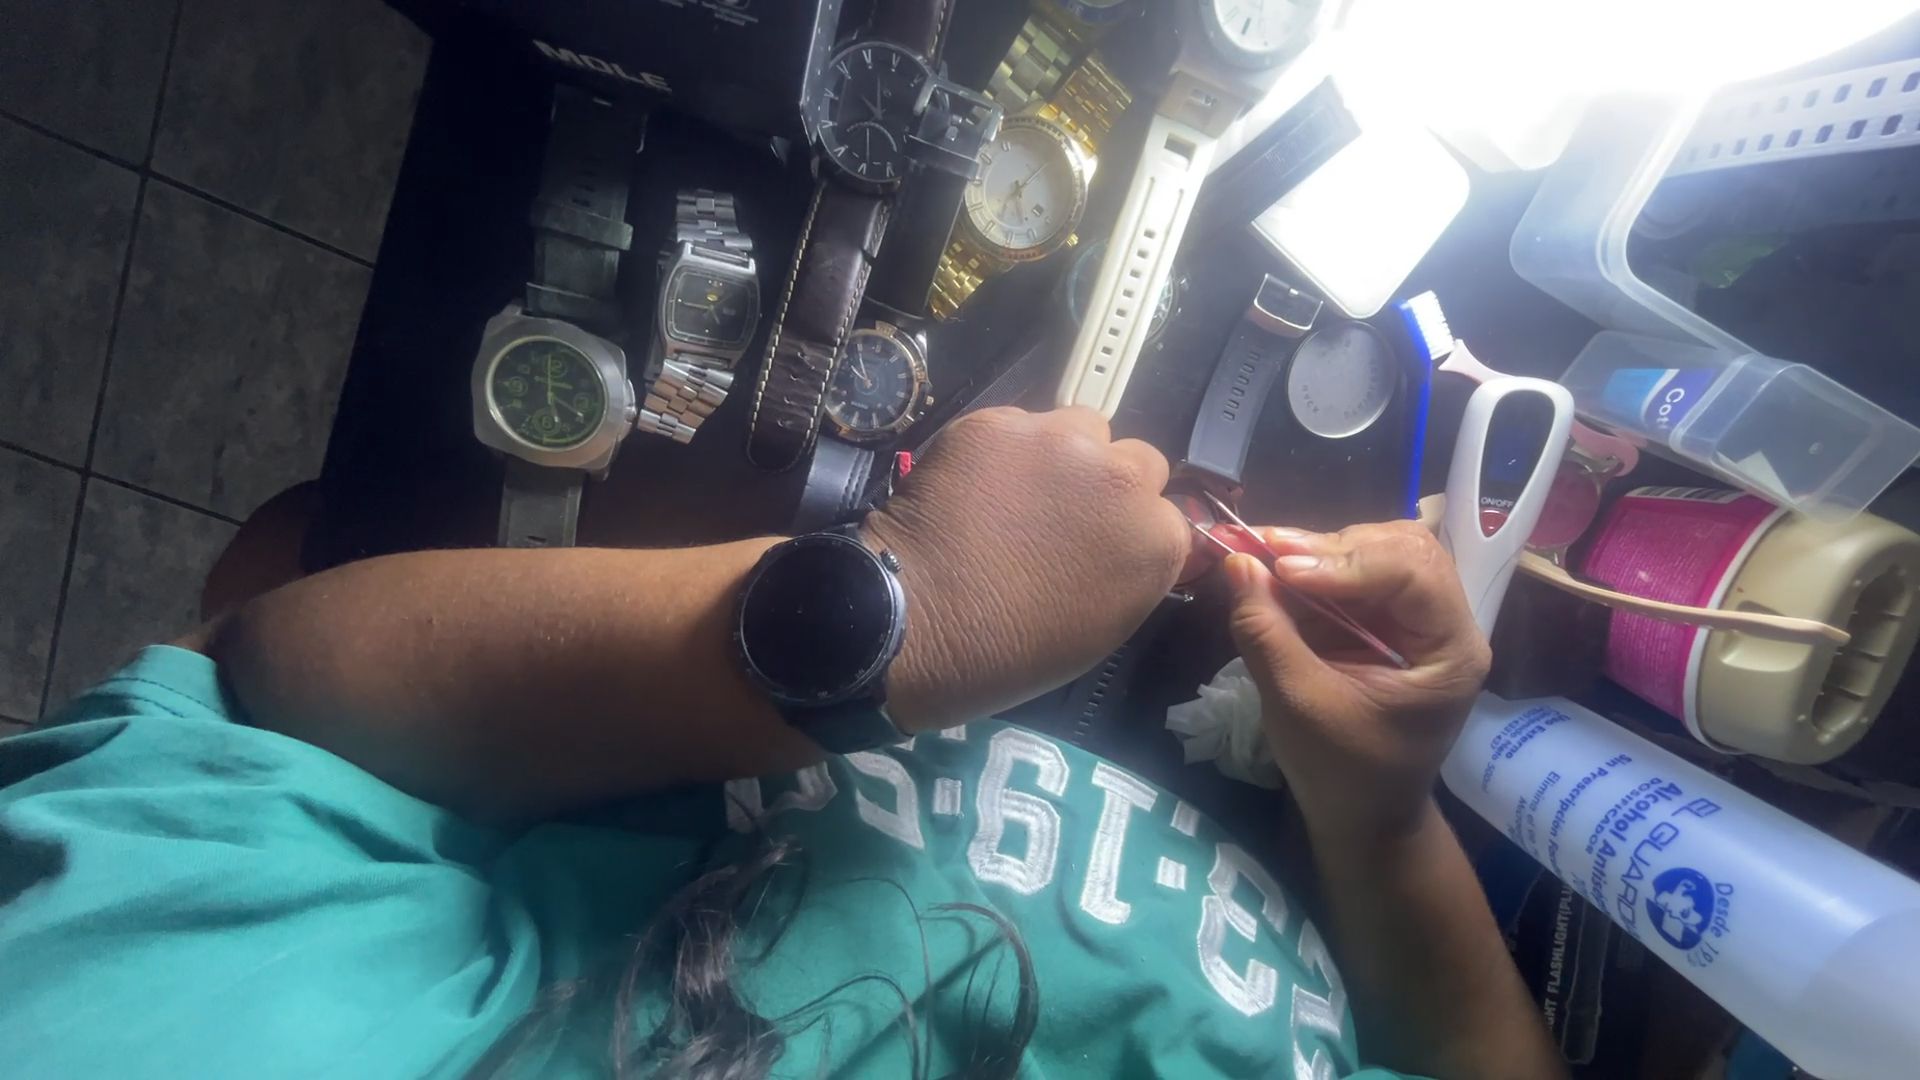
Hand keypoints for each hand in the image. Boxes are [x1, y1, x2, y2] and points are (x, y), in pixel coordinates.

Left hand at [864, 406, 1191, 732]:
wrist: (916, 625)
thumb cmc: (1009, 651)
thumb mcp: (1100, 627)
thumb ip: (1132, 569)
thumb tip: (1128, 540)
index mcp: (1157, 538)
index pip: (1168, 513)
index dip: (1128, 531)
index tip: (1096, 547)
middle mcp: (1121, 477)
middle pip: (1136, 460)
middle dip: (1108, 485)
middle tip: (1059, 516)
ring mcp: (1057, 441)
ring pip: (1081, 429)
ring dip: (1062, 456)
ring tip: (1014, 493)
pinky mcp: (996, 423)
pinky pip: (1017, 425)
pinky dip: (1003, 451)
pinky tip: (973, 486)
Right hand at [1223, 521, 1489, 846]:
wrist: (1359, 813)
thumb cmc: (1342, 770)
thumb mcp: (1298, 703)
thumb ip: (1266, 632)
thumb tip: (1235, 562)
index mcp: (1449, 649)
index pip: (1412, 573)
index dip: (1346, 562)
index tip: (1283, 571)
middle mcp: (1438, 622)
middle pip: (1400, 547)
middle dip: (1331, 545)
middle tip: (1267, 551)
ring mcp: (1407, 619)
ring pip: (1373, 549)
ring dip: (1315, 549)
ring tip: (1261, 557)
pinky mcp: (1373, 620)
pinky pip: (1344, 573)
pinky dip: (1304, 566)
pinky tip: (1269, 571)